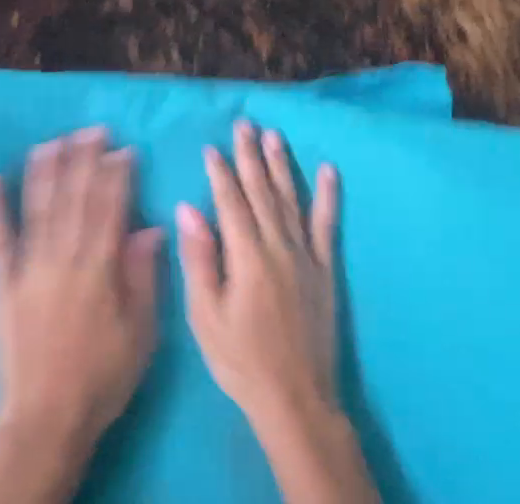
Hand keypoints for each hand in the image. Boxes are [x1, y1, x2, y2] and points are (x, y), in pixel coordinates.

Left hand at [0, 127, 163, 450]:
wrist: (46, 418)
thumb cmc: (103, 377)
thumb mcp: (142, 332)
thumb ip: (143, 276)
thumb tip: (150, 227)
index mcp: (99, 270)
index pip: (110, 210)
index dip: (116, 176)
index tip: (121, 149)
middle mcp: (63, 260)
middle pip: (74, 201)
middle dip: (83, 162)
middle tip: (89, 130)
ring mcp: (27, 270)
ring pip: (38, 211)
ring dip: (43, 174)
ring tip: (49, 142)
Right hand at [177, 122, 376, 503]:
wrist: (295, 396)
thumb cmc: (240, 359)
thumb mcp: (205, 315)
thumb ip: (199, 259)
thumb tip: (190, 208)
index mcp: (246, 256)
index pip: (230, 202)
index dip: (221, 173)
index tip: (213, 147)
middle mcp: (279, 246)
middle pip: (261, 192)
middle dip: (250, 156)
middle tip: (244, 124)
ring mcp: (307, 256)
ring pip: (292, 199)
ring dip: (282, 165)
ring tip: (274, 136)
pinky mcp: (326, 269)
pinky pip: (328, 225)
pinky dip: (329, 196)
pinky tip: (330, 171)